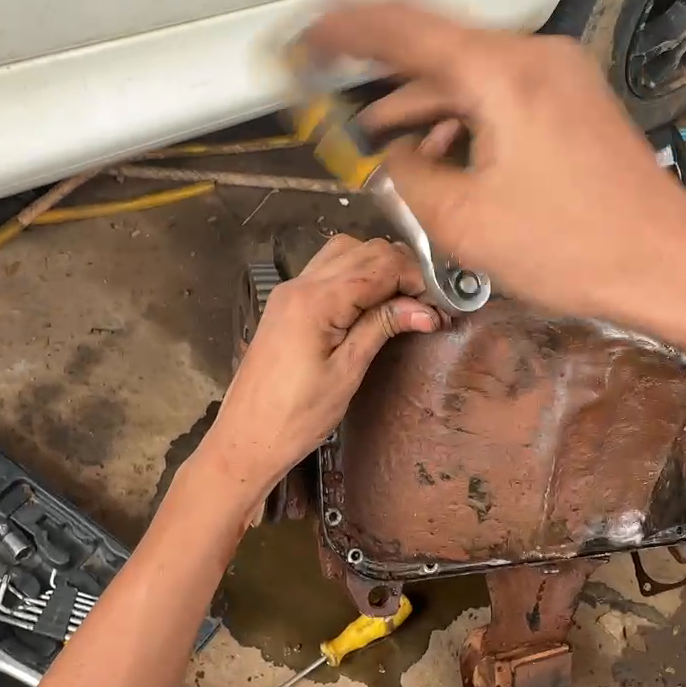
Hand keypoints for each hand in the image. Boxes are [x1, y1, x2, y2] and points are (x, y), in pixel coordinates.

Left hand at [199, 235, 437, 499]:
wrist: (247, 437)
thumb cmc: (298, 416)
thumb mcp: (347, 373)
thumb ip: (381, 329)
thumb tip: (426, 309)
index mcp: (317, 300)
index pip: (378, 265)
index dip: (414, 277)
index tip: (438, 302)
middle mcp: (300, 284)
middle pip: (361, 250)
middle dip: (399, 268)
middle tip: (423, 302)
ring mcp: (289, 292)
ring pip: (342, 253)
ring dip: (375, 267)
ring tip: (399, 301)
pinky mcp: (284, 305)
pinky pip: (325, 271)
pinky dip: (353, 275)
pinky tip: (369, 303)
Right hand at [302, 0, 685, 324]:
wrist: (664, 266)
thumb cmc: (577, 248)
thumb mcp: (464, 222)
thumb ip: (408, 179)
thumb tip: (389, 159)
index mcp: (501, 75)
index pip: (403, 29)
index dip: (345, 31)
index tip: (308, 36)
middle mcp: (534, 60)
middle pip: (437, 51)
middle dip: (383, 80)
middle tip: (340, 97)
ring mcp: (560, 80)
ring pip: (469, 80)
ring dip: (423, 109)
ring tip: (383, 142)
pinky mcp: (572, 108)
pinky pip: (499, 100)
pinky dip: (462, 123)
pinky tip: (443, 156)